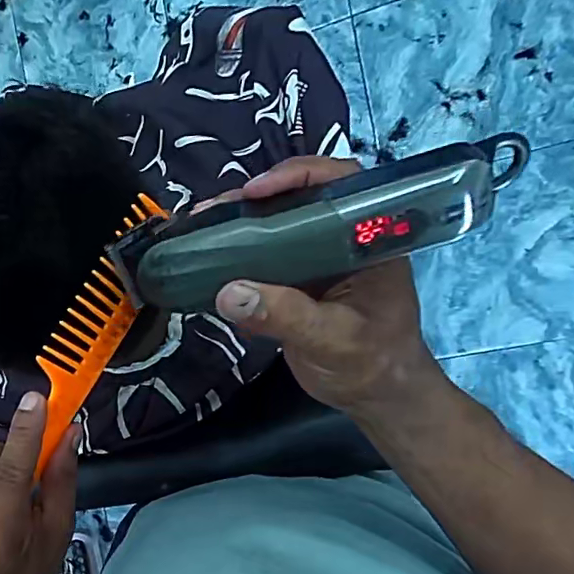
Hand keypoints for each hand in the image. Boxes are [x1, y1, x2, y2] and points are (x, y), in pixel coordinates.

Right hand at [210, 156, 444, 414]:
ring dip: (238, 227)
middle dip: (253, 201)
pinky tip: (204, 261)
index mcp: (367, 240)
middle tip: (211, 209)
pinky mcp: (294, 283)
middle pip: (298, 200)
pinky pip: (263, 260)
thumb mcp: (332, 339)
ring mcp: (316, 261)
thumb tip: (229, 294)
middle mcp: (341, 240)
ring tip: (198, 229)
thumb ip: (285, 316)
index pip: (340, 183)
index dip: (299, 175)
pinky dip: (235, 260)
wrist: (375, 398)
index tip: (256, 192)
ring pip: (276, 228)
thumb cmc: (372, 364)